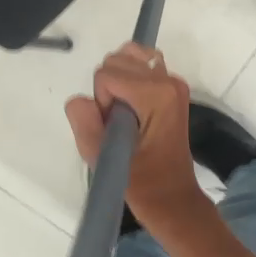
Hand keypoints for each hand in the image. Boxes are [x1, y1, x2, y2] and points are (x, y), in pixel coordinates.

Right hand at [65, 43, 209, 226]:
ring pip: (128, 58)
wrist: (172, 198)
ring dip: (118, 83)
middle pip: (116, 61)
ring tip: (125, 115)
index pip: (106, 75)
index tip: (114, 130)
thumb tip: (82, 100)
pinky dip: (129, 80)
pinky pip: (140, 66)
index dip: (102, 102)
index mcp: (156, 94)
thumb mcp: (103, 158)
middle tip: (118, 125)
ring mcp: (173, 82)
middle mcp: (168, 80)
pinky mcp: (172, 87)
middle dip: (108, 90)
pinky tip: (132, 107)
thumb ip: (85, 122)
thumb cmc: (140, 182)